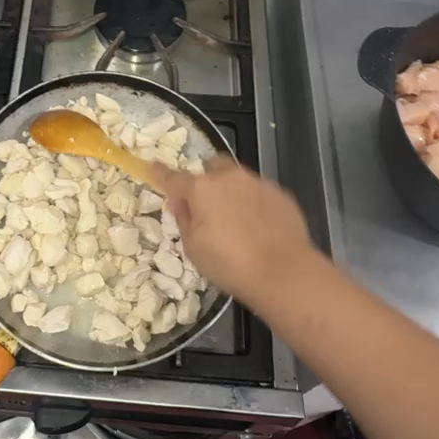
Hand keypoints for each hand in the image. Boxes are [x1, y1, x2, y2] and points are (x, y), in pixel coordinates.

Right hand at [161, 161, 320, 309]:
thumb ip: (184, 220)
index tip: (154, 167)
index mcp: (202, 189)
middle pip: (212, 168)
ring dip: (232, 191)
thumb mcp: (194, 249)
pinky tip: (260, 227)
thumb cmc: (230, 264)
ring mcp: (258, 183)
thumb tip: (181, 203)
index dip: (162, 173)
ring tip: (238, 221)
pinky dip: (254, 204)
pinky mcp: (280, 193)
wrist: (284, 272)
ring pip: (238, 178)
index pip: (174, 178)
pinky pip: (260, 192)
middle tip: (208, 205)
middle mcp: (229, 177)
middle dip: (207, 180)